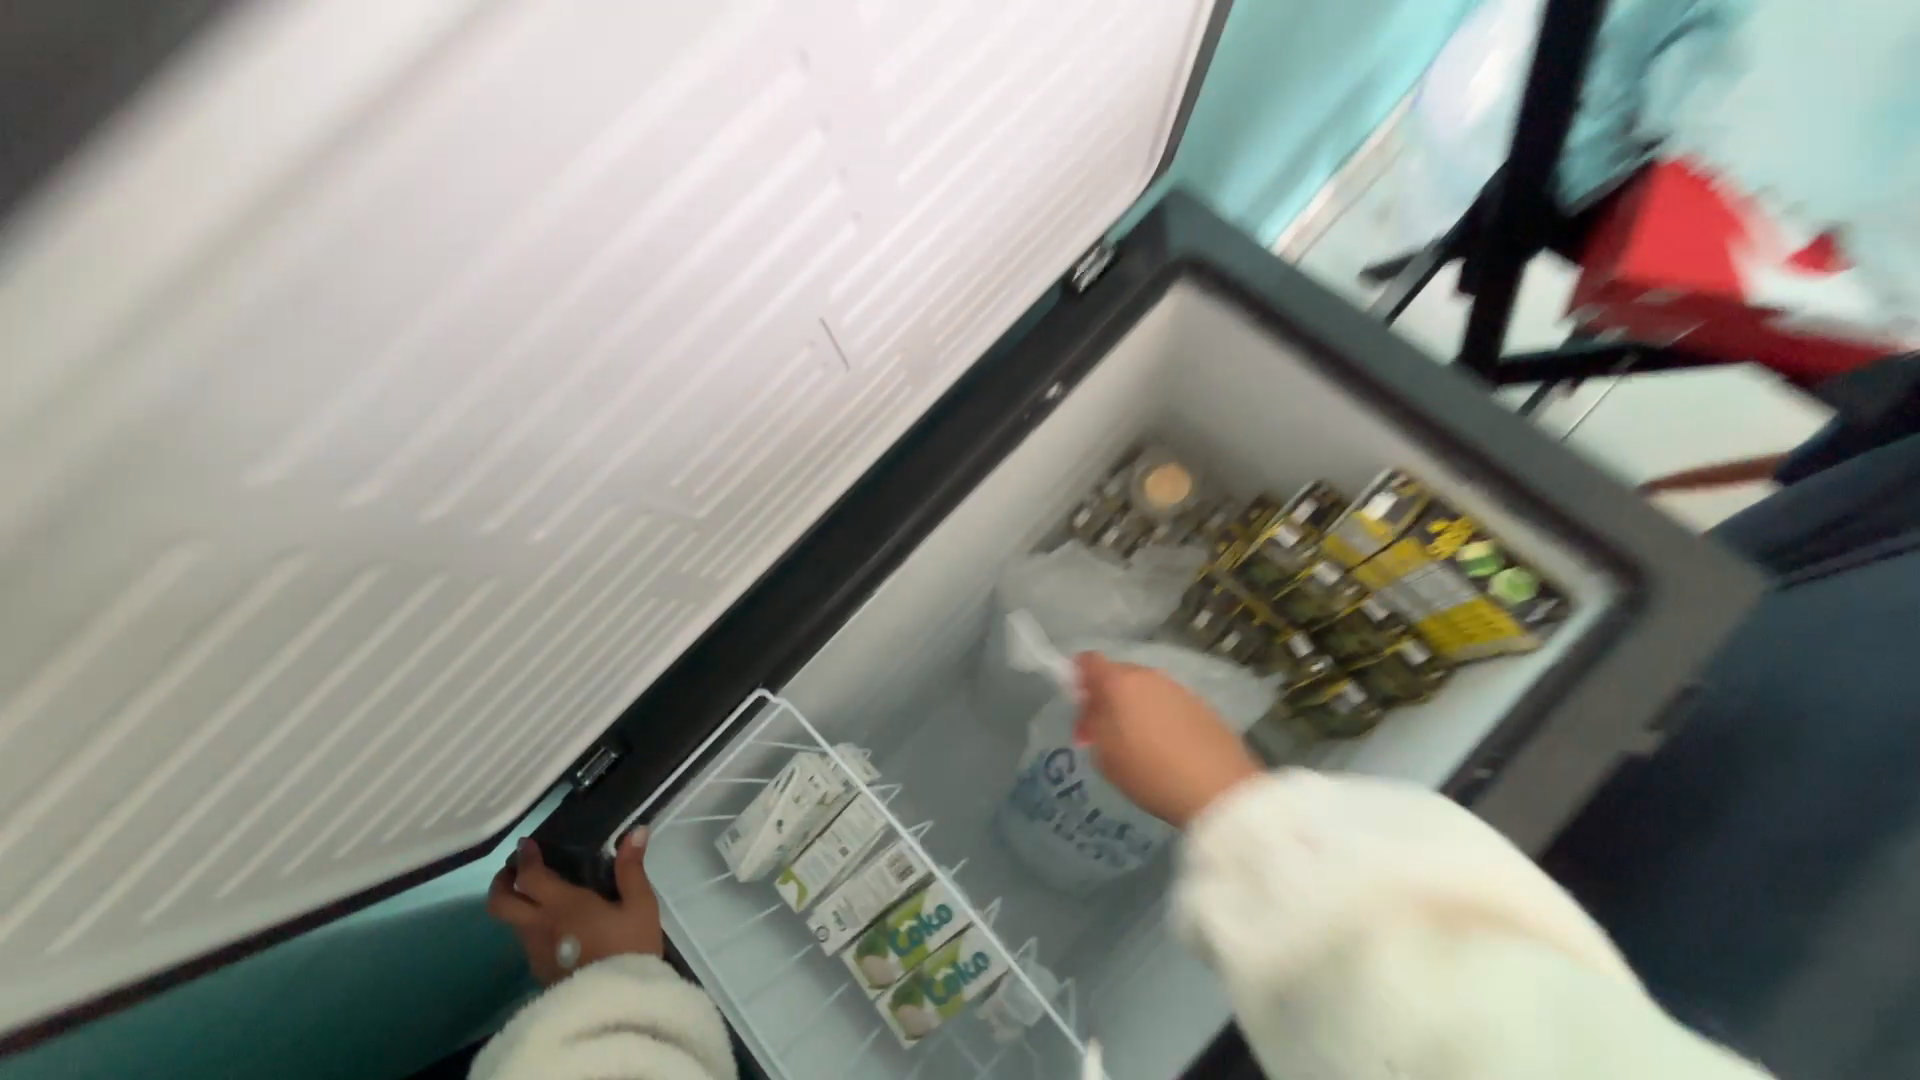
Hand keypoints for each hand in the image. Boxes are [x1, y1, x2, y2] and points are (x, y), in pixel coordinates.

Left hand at [486, 829, 663, 985]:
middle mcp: (538, 926)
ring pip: (512, 923)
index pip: (530, 876)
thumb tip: (636, 830)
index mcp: (562, 905)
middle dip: (501, 883)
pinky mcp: (539, 971)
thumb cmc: (630, 947)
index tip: (526, 844)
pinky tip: (555, 926)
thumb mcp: (640, 904)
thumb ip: (632, 867)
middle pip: (500, 903)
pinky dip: (531, 925)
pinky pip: (526, 940)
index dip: (525, 857)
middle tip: (514, 871)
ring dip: (517, 904)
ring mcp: (535, 952)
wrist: (616, 1005)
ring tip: (539, 896)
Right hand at [1073, 652, 1262, 827]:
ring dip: (1133, 708)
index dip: (1077, 676)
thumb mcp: (1105, 754)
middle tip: (1101, 734)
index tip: (1077, 704)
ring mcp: (1180, 689)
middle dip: (1105, 698)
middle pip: (1118, 675)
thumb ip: (1093, 723)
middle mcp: (1150, 676)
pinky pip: (1168, 703)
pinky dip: (1159, 717)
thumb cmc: (1150, 772)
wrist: (1219, 789)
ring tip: (1135, 744)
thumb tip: (1094, 707)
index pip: (1089, 661)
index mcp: (1120, 682)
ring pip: (1145, 689)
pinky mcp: (1203, 706)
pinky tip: (1164, 747)